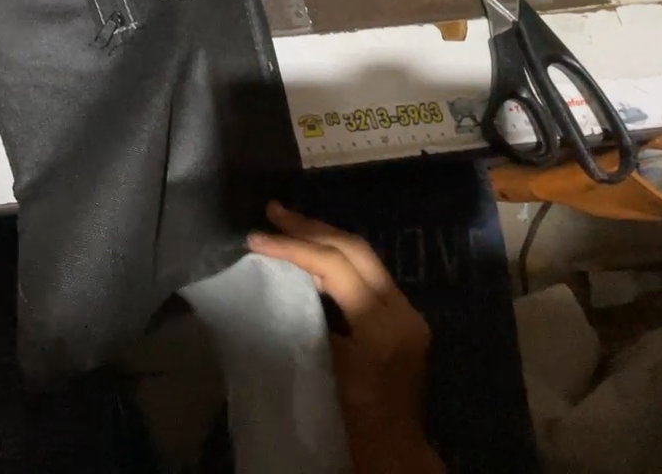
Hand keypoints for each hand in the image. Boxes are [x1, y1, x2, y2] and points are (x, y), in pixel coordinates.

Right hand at [248, 201, 441, 473]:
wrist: (392, 456)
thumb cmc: (352, 418)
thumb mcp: (323, 366)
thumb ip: (307, 317)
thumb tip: (279, 279)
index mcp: (383, 324)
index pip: (335, 266)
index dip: (293, 247)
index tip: (254, 239)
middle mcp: (402, 310)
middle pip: (354, 249)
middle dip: (310, 227)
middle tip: (272, 211)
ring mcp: (406, 313)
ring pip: (362, 257)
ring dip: (321, 238)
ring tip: (285, 224)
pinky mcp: (402, 320)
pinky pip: (365, 275)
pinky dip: (333, 260)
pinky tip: (309, 256)